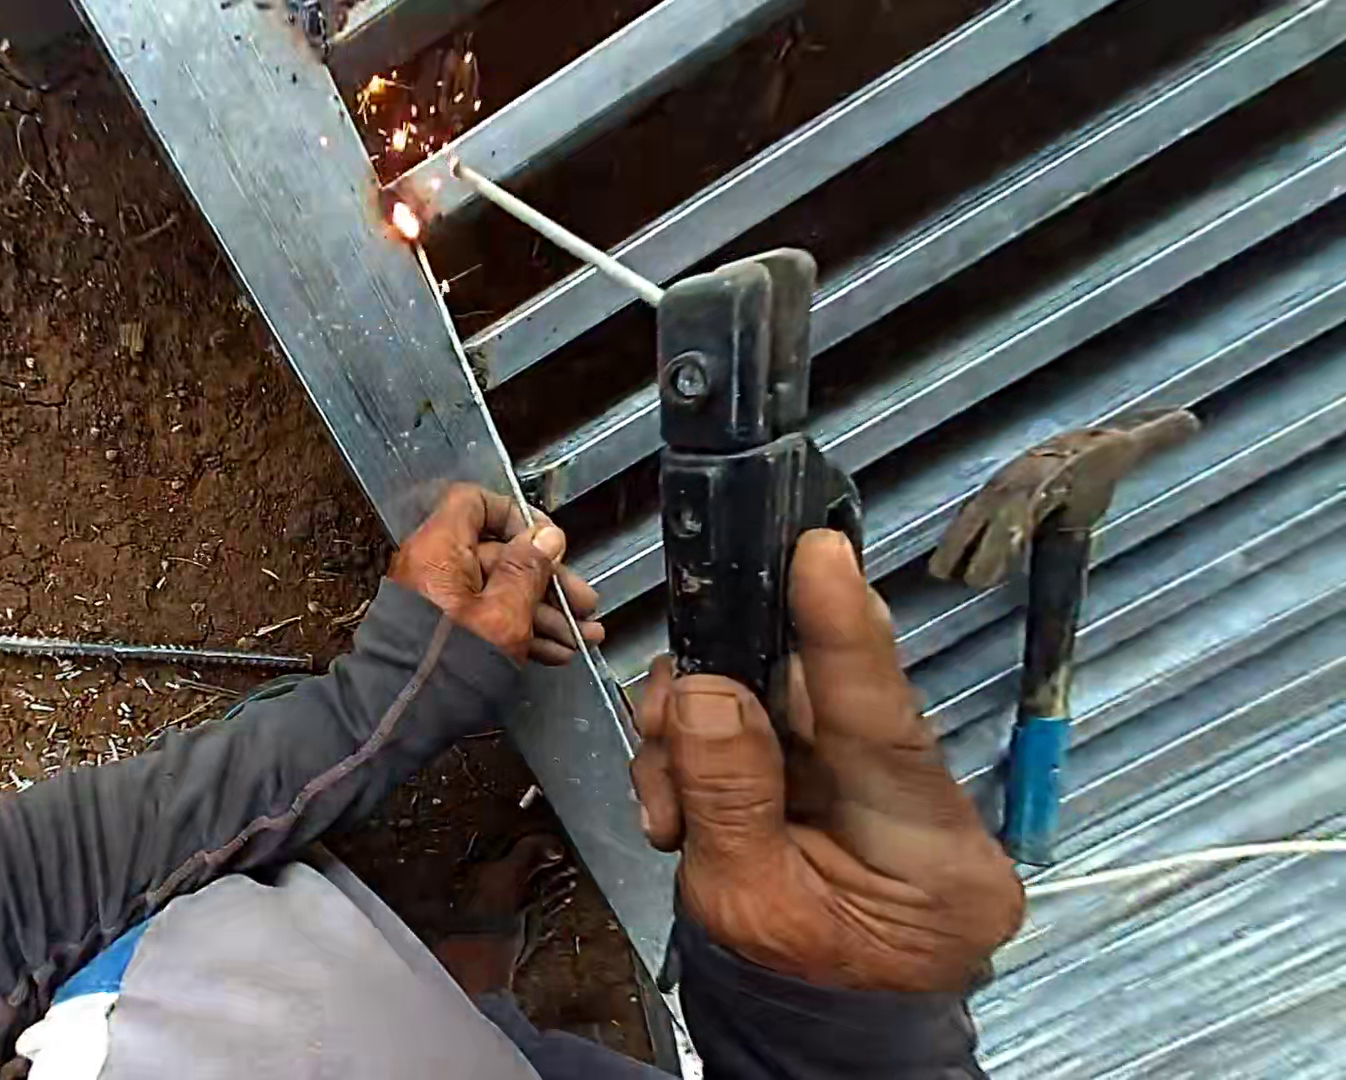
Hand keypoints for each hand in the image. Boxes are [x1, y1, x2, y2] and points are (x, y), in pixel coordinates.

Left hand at [389, 484, 603, 665]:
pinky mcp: (441, 628)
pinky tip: (553, 650)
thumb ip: (528, 572)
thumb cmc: (445, 669)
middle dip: (546, 580)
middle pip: (497, 553)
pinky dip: (516, 628)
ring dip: (540, 611)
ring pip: (496, 589)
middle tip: (581, 602)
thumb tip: (546, 536)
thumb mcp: (503, 616)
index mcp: (439, 550)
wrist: (400, 719)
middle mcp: (434, 567)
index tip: (547, 540)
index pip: (473, 503)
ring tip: (580, 635)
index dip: (514, 514)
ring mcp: (437, 599)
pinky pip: (483, 615)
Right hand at [629, 530, 1021, 992]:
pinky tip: (671, 802)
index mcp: (927, 848)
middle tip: (659, 727)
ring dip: (684, 733)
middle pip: (797, 693)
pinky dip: (682, 750)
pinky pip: (730, 721)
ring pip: (749, 698)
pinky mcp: (801, 764)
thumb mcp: (745, 903)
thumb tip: (701, 690)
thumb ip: (726, 794)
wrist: (788, 1017)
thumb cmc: (787, 980)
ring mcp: (845, 773)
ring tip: (665, 803)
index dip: (845, 633)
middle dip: (715, 694)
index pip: (885, 721)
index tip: (821, 551)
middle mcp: (899, 793)